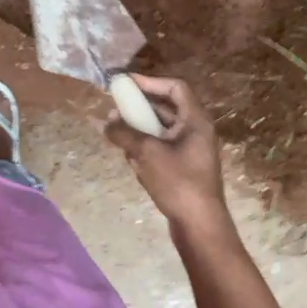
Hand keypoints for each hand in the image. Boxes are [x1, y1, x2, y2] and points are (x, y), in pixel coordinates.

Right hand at [103, 74, 229, 232]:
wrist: (200, 226)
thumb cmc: (178, 182)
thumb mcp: (146, 152)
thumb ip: (124, 132)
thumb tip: (106, 121)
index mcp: (195, 121)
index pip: (176, 87)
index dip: (151, 81)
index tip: (126, 83)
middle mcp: (196, 131)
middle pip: (167, 107)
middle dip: (140, 105)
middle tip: (116, 105)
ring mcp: (192, 151)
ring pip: (163, 128)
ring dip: (140, 126)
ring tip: (117, 130)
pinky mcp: (185, 168)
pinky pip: (163, 146)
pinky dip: (145, 145)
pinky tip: (130, 156)